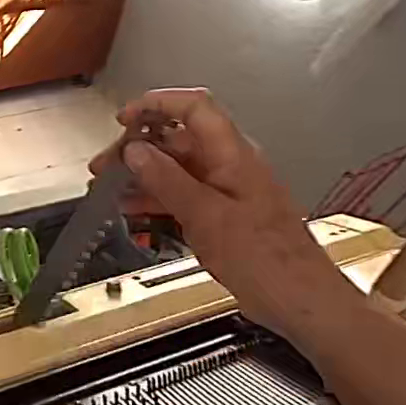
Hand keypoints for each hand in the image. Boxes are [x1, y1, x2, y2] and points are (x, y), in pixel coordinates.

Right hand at [89, 89, 365, 343]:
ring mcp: (226, 189)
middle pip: (178, 139)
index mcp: (233, 154)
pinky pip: (184, 194)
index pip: (194, 108)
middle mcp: (230, 164)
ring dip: (143, 175)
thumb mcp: (206, 217)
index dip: (157, 104)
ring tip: (110, 188)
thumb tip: (136, 152)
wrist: (300, 300)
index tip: (125, 118)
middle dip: (139, 147)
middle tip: (105, 165)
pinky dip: (158, 197)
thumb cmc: (265, 260)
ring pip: (177, 168)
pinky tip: (134, 208)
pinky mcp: (223, 214)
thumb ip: (167, 181)